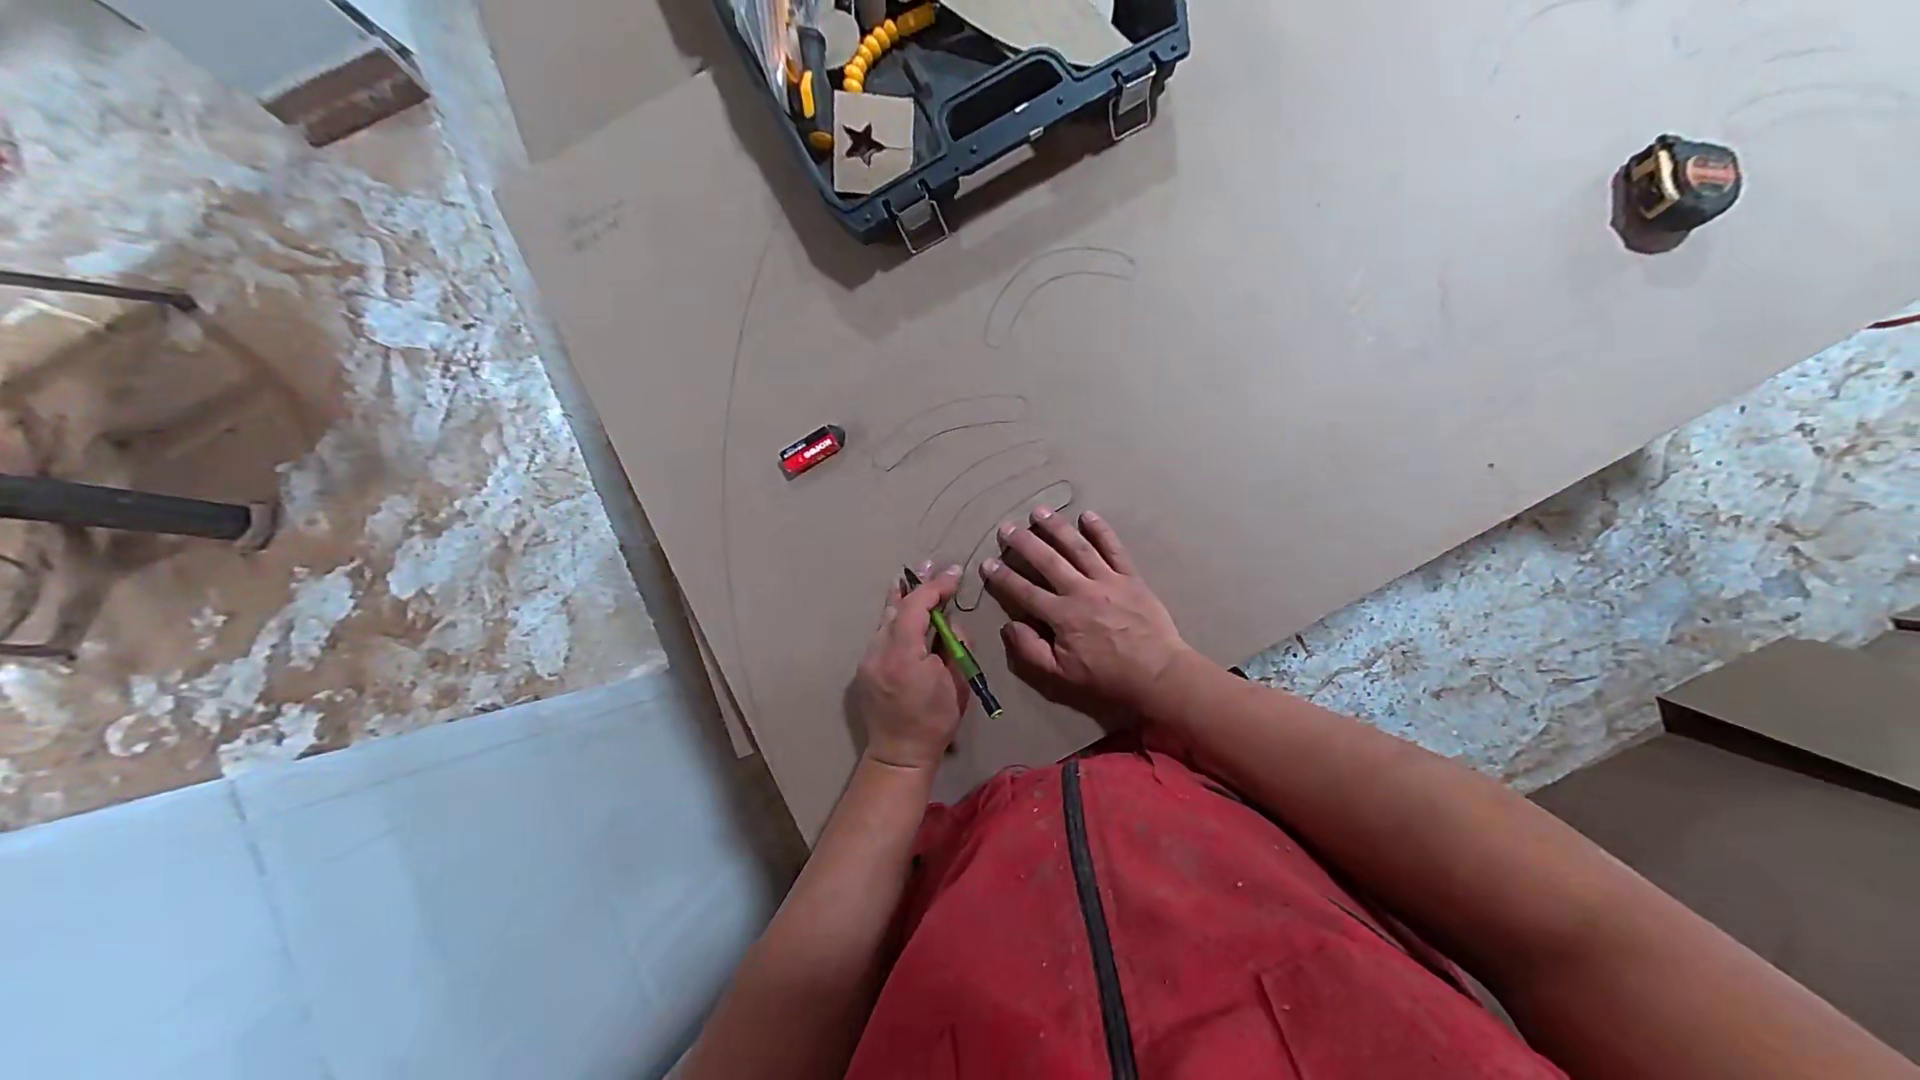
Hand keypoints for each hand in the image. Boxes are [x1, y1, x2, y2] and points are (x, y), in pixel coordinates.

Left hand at [845, 562, 969, 770]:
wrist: (899, 754)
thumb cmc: (936, 722)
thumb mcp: (958, 682)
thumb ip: (954, 647)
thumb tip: (947, 624)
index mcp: (904, 655)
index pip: (916, 607)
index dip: (936, 587)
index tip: (955, 575)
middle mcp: (879, 651)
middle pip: (895, 607)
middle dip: (916, 586)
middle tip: (931, 564)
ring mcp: (867, 659)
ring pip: (884, 619)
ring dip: (901, 599)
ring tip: (910, 576)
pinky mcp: (865, 668)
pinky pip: (881, 635)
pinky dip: (894, 620)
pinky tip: (901, 611)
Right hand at [982, 509, 1192, 714]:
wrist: (1157, 674)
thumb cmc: (1107, 677)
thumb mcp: (1061, 676)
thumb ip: (1031, 650)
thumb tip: (1009, 626)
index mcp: (1062, 615)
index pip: (1024, 591)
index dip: (1003, 577)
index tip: (987, 563)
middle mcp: (1081, 590)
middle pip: (1047, 560)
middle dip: (1024, 542)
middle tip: (1007, 528)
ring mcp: (1108, 580)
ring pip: (1077, 547)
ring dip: (1056, 527)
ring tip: (1039, 512)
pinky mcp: (1130, 577)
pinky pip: (1114, 548)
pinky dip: (1101, 530)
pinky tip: (1087, 515)